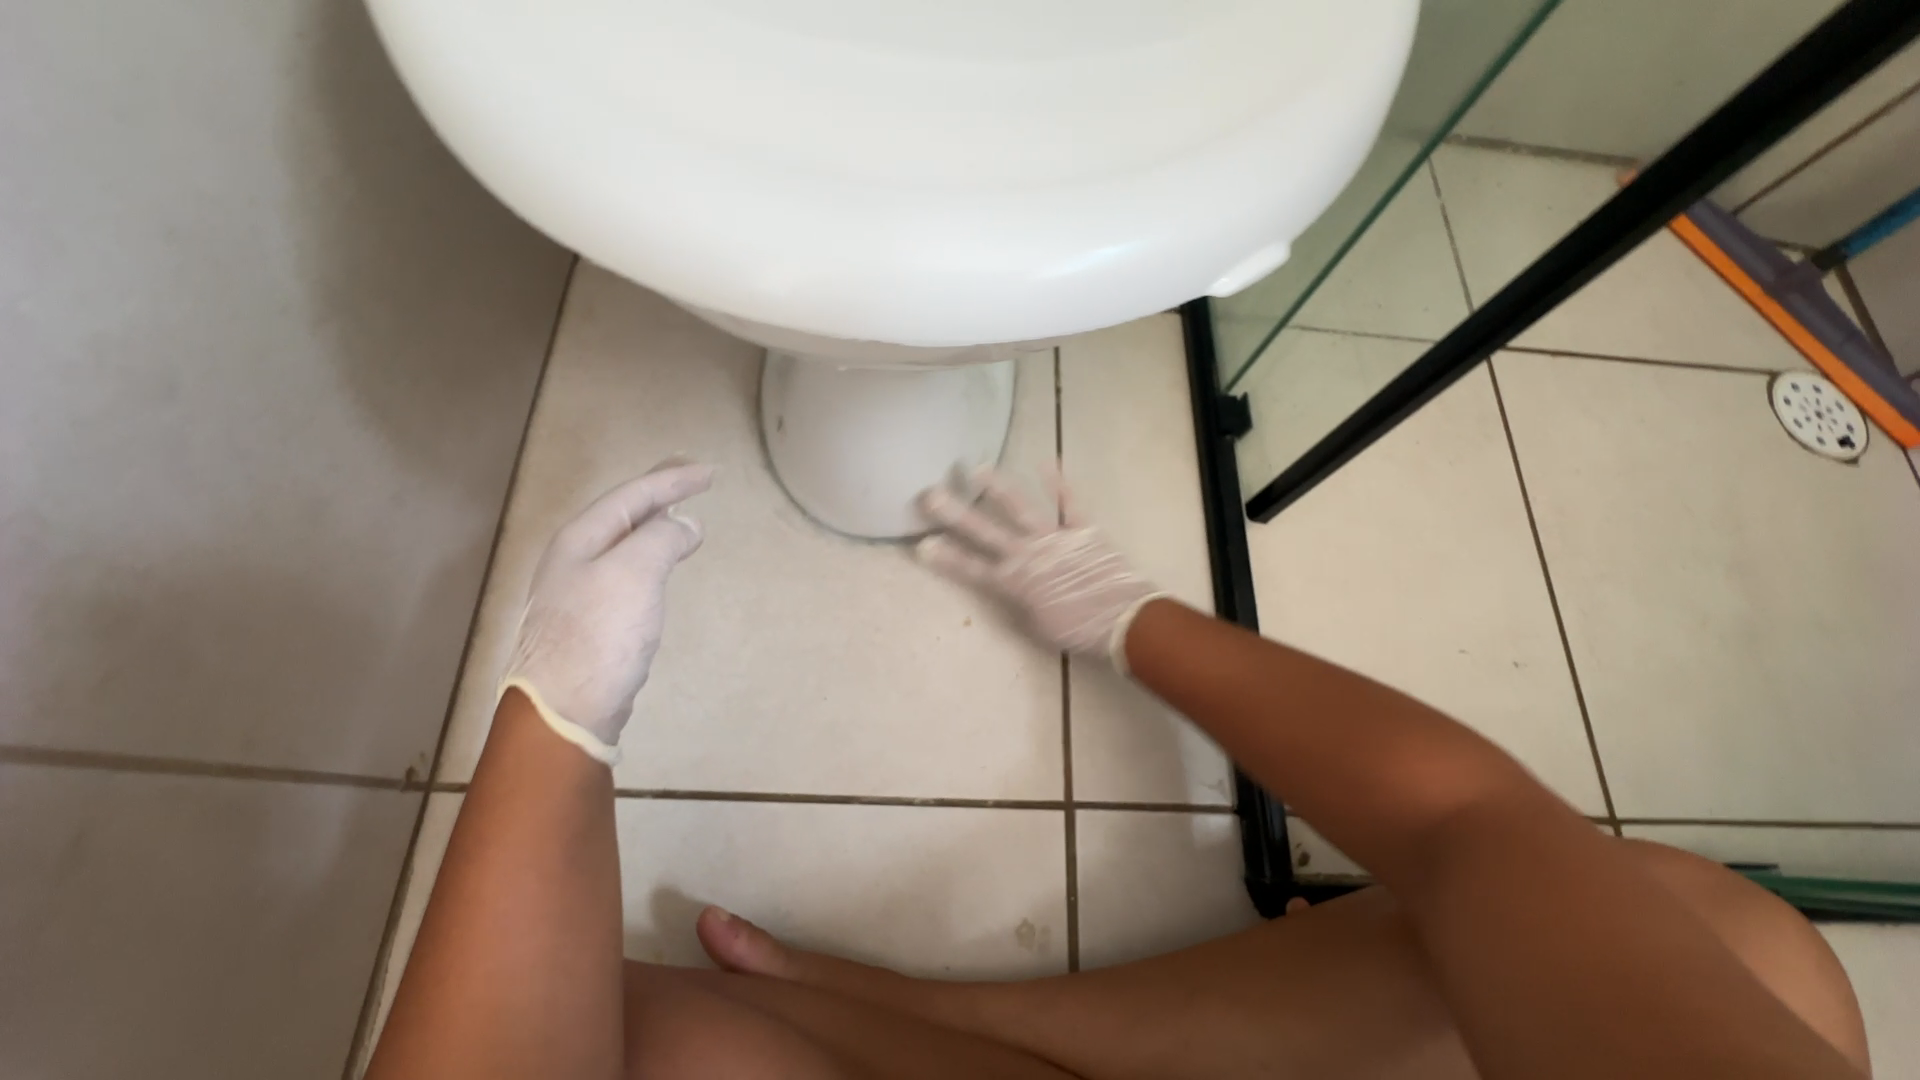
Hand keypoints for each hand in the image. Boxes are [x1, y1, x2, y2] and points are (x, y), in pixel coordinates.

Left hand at [500, 459, 714, 764]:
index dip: (671, 480)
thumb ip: (662, 538)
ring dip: (653, 526)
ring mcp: (579, 592)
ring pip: (623, 544)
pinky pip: (626, 572)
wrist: (564, 708)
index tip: (709, 472)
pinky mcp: (591, 623)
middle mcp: (574, 559)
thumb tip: (685, 524)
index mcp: (581, 539)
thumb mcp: (635, 573)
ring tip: (679, 517)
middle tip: (692, 480)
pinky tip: (659, 568)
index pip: (632, 496)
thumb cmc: (598, 634)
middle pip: (623, 515)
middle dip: (659, 495)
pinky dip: (649, 558)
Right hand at [916, 466, 1164, 670]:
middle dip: (956, 514)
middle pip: (985, 532)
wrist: (1123, 621)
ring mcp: (1055, 539)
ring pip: (1020, 508)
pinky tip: (1046, 461)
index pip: (972, 569)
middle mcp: (1027, 555)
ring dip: (998, 488)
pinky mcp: (1083, 531)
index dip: (947, 558)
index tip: (923, 545)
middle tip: (931, 495)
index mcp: (1015, 583)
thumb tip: (1018, 593)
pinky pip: (1070, 503)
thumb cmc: (1080, 632)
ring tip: (978, 468)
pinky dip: (1059, 483)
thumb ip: (1024, 606)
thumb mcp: (1040, 628)